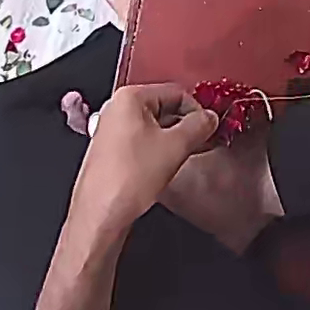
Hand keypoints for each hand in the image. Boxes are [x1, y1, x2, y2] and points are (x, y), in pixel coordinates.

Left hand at [67, 83, 218, 237]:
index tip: (208, 126)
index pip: (176, 93)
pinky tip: (169, 163)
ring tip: (190, 153)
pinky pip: (143, 140)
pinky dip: (160, 148)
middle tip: (203, 140)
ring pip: (154, 125)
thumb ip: (199, 125)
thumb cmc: (128, 179)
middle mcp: (117, 109)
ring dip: (175, 138)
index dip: (197, 110)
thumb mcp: (176, 146)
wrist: (100, 217)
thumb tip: (210, 117)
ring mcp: (112, 130)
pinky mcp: (111, 150)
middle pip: (165, 107)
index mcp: (130, 98)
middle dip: (187, 125)